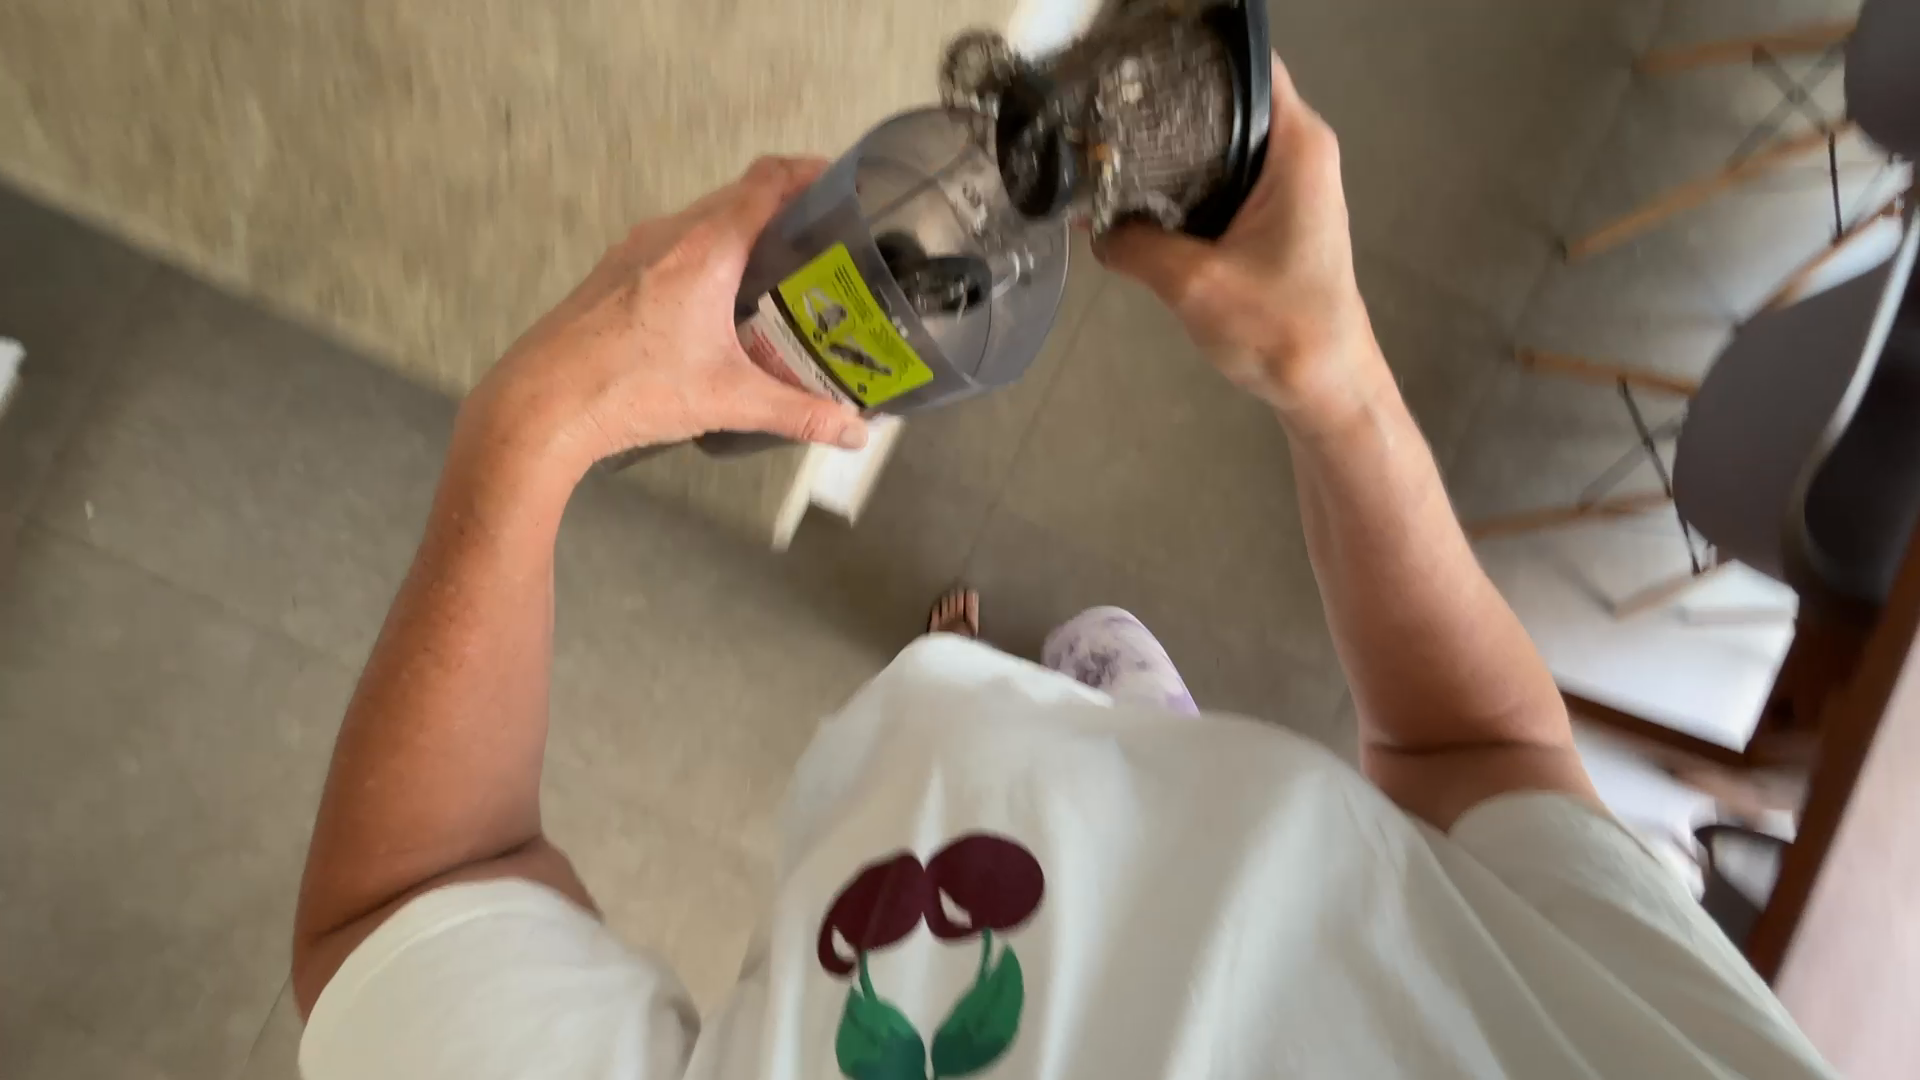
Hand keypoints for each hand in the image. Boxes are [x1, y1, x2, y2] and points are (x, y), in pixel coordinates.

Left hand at [461, 156, 869, 477]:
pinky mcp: (615, 274)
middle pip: (739, 199)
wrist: (541, 405)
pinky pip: (675, 247)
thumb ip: (801, 415)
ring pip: (705, 223)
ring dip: (747, 239)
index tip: (844, 185)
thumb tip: (854, 431)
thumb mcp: (731, 401)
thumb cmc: (632, 389)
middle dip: (787, 215)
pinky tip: (722, 309)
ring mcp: (635, 251)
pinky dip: (711, 259)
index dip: (810, 174)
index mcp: (704, 249)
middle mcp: (668, 235)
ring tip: (782, 281)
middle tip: (825, 250)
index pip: (767, 181)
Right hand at [1095, 55, 1383, 426]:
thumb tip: (1095, 231)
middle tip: (1101, 129)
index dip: (1186, 65)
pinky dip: (1177, 199)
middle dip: (1161, 118)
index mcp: (1292, 145)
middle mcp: (1292, 154)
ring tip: (1106, 167)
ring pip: (1214, 154)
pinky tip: (1135, 214)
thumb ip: (1136, 248)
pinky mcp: (1266, 226)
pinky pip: (1215, 193)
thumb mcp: (1194, 283)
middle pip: (1220, 109)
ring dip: (1165, 164)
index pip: (1241, 69)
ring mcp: (1280, 192)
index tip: (1130, 78)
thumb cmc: (1277, 327)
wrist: (1321, 385)